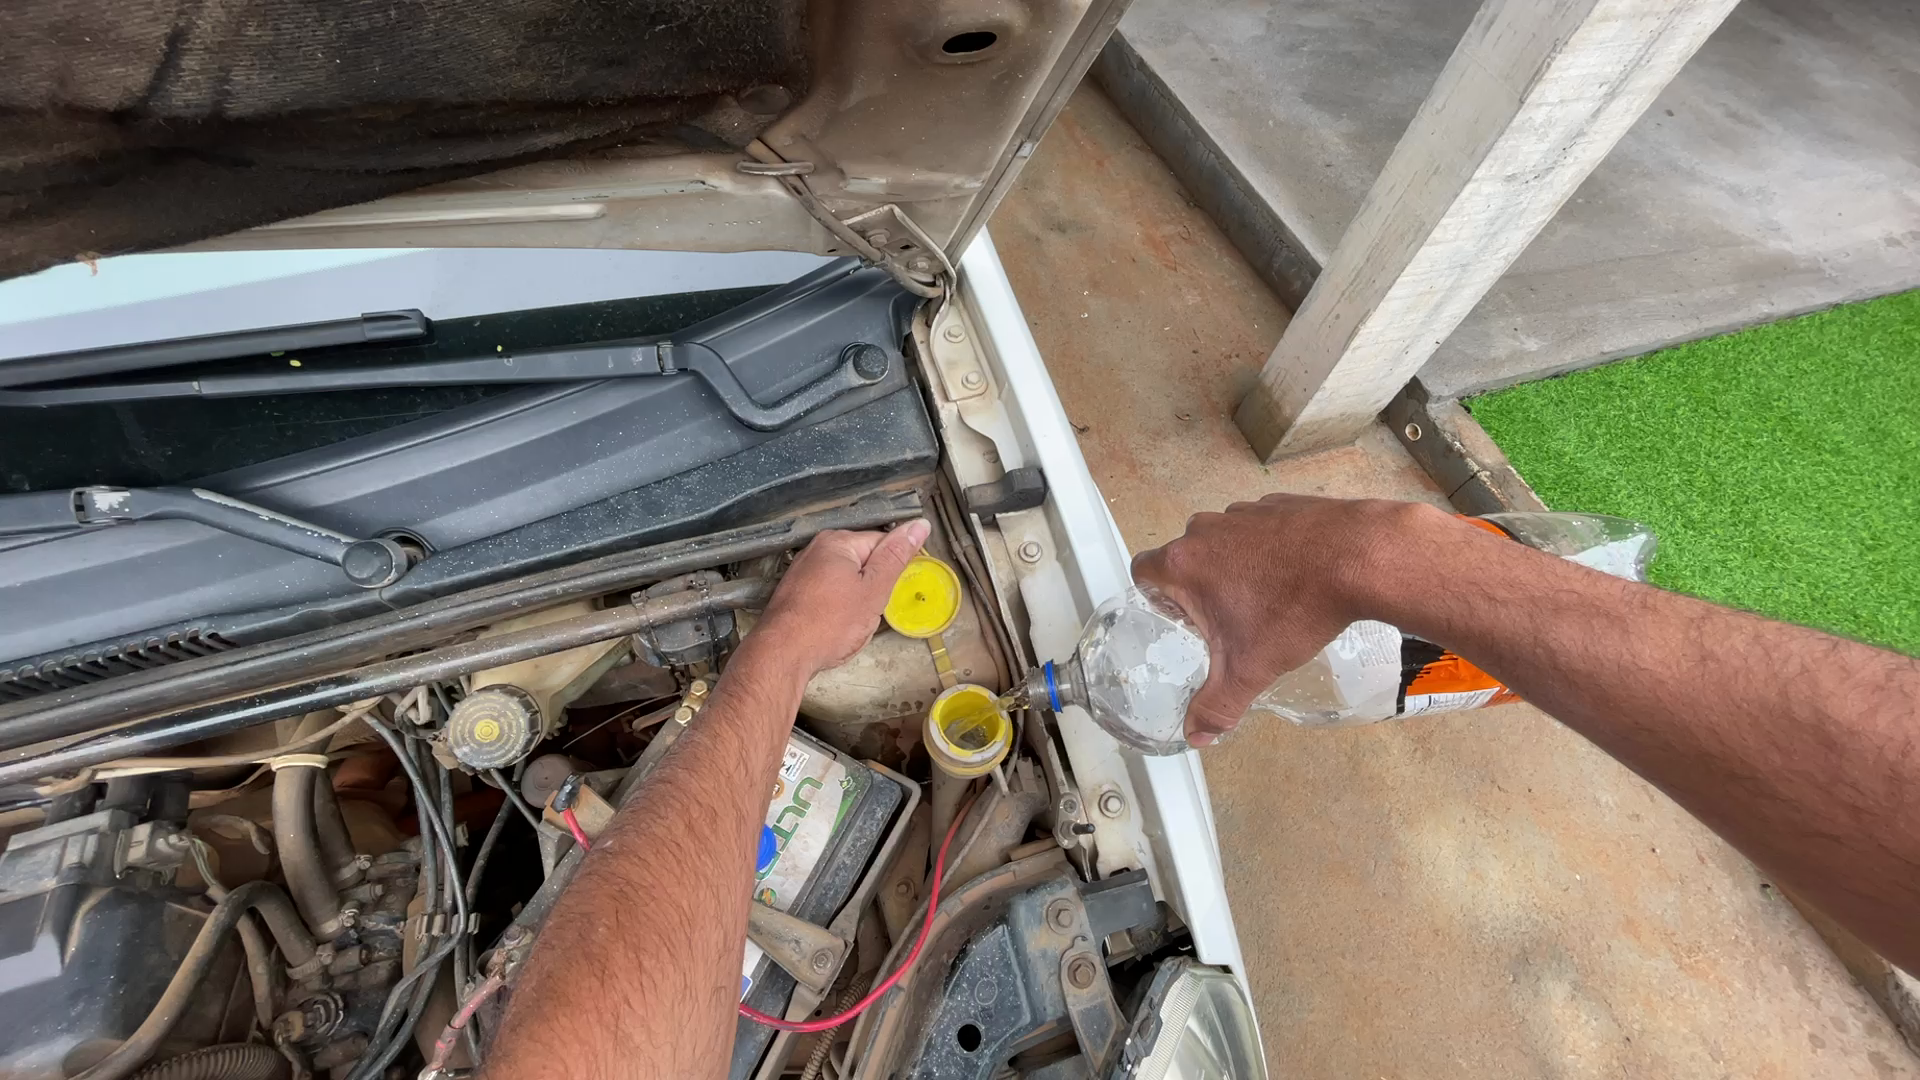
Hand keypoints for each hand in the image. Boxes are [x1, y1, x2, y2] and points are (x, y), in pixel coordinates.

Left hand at [753, 520, 931, 676]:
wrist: (783, 655)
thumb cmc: (826, 624)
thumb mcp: (874, 589)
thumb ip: (897, 556)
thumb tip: (918, 526)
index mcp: (838, 542)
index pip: (883, 543)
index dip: (892, 570)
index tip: (888, 591)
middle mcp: (817, 550)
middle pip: (864, 563)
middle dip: (872, 588)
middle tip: (867, 610)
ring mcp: (804, 571)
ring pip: (847, 582)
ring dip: (855, 601)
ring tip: (847, 621)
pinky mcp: (797, 592)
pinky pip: (829, 595)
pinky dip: (836, 609)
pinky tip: (833, 626)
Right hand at [1131, 494, 1451, 743]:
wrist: (1359, 557)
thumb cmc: (1294, 609)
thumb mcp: (1248, 670)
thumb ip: (1217, 705)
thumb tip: (1197, 735)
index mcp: (1183, 564)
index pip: (1141, 571)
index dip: (1155, 594)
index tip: (1181, 614)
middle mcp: (1205, 531)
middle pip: (1184, 556)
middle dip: (1200, 584)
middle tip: (1228, 616)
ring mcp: (1242, 512)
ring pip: (1223, 540)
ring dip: (1235, 563)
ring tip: (1268, 595)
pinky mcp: (1278, 503)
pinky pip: (1259, 526)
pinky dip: (1270, 546)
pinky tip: (1296, 572)